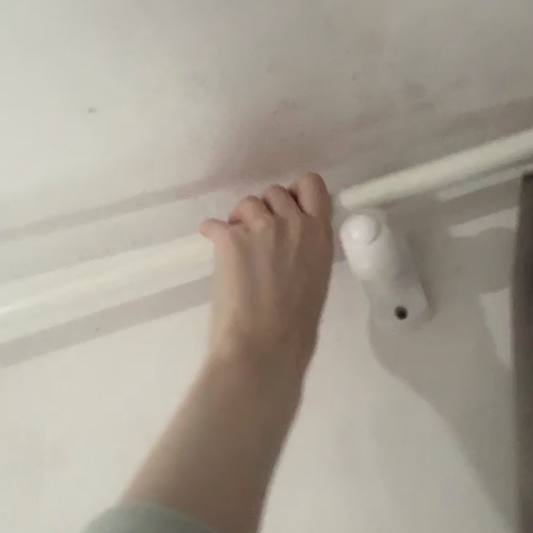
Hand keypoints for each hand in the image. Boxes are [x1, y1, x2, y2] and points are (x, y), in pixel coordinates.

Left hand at [199, 174, 335, 378]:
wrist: (263, 348)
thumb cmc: (295, 328)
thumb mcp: (316, 279)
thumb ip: (306, 250)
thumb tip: (290, 244)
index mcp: (320, 235)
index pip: (312, 184)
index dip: (296, 193)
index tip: (287, 210)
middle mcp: (293, 223)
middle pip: (275, 192)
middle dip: (265, 210)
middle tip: (258, 239)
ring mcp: (261, 227)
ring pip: (246, 204)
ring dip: (240, 222)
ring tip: (237, 251)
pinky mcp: (230, 238)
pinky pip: (214, 224)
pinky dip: (212, 234)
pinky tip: (214, 249)